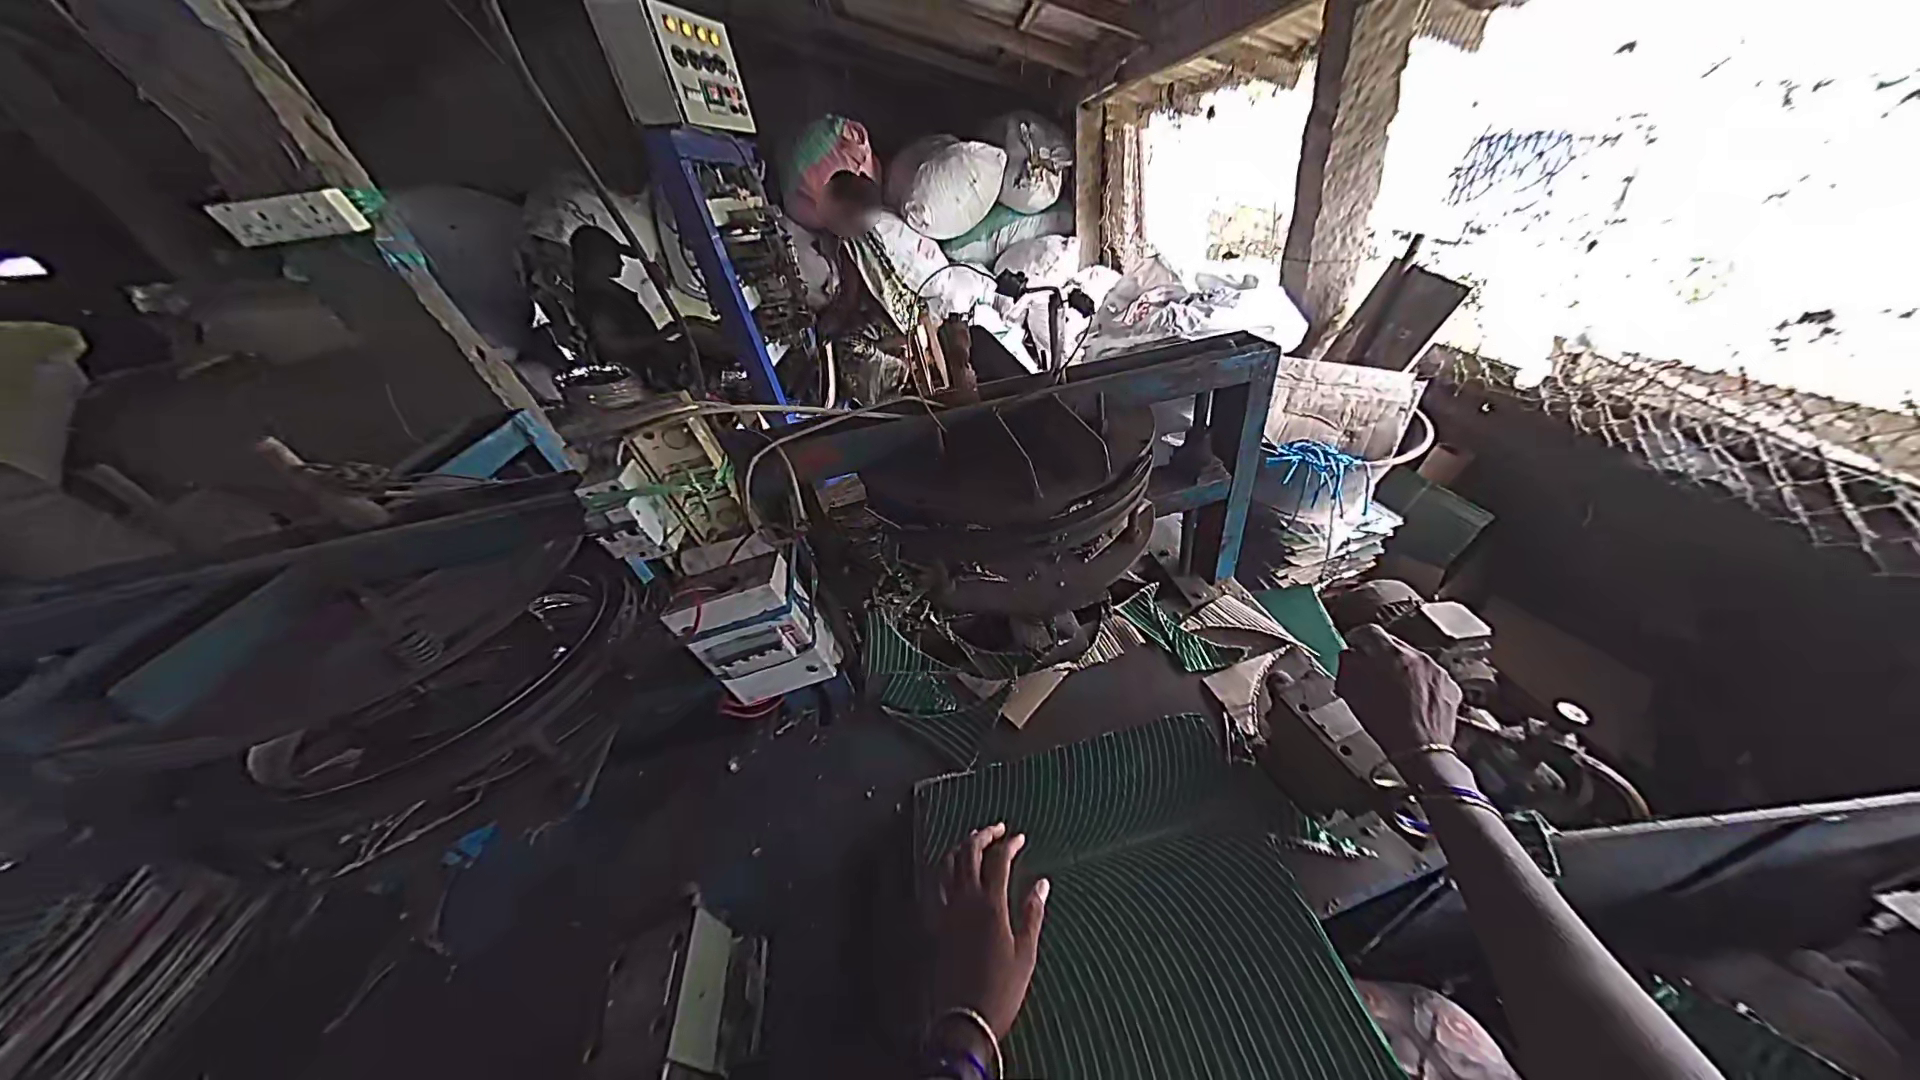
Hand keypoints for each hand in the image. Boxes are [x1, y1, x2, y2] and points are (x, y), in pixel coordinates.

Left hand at [929, 823, 1048, 1039]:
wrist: (964, 1021)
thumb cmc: (1000, 989)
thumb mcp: (1025, 953)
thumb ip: (1032, 913)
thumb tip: (1042, 884)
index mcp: (990, 904)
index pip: (999, 860)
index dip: (1009, 844)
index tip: (1019, 837)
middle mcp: (964, 899)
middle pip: (969, 852)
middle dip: (983, 834)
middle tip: (997, 830)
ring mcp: (945, 909)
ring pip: (947, 864)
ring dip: (961, 847)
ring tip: (972, 842)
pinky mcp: (932, 923)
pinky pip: (933, 886)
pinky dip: (942, 870)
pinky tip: (947, 871)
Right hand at [1337, 624, 1464, 787]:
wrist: (1419, 748)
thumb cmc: (1384, 721)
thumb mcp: (1350, 689)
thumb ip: (1347, 663)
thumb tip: (1350, 653)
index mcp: (1388, 653)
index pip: (1369, 630)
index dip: (1357, 638)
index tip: (1354, 646)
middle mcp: (1416, 656)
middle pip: (1392, 644)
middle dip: (1379, 655)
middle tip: (1370, 671)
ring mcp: (1436, 670)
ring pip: (1412, 659)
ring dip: (1400, 668)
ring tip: (1391, 689)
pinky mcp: (1450, 685)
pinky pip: (1429, 675)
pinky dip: (1419, 681)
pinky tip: (1409, 698)